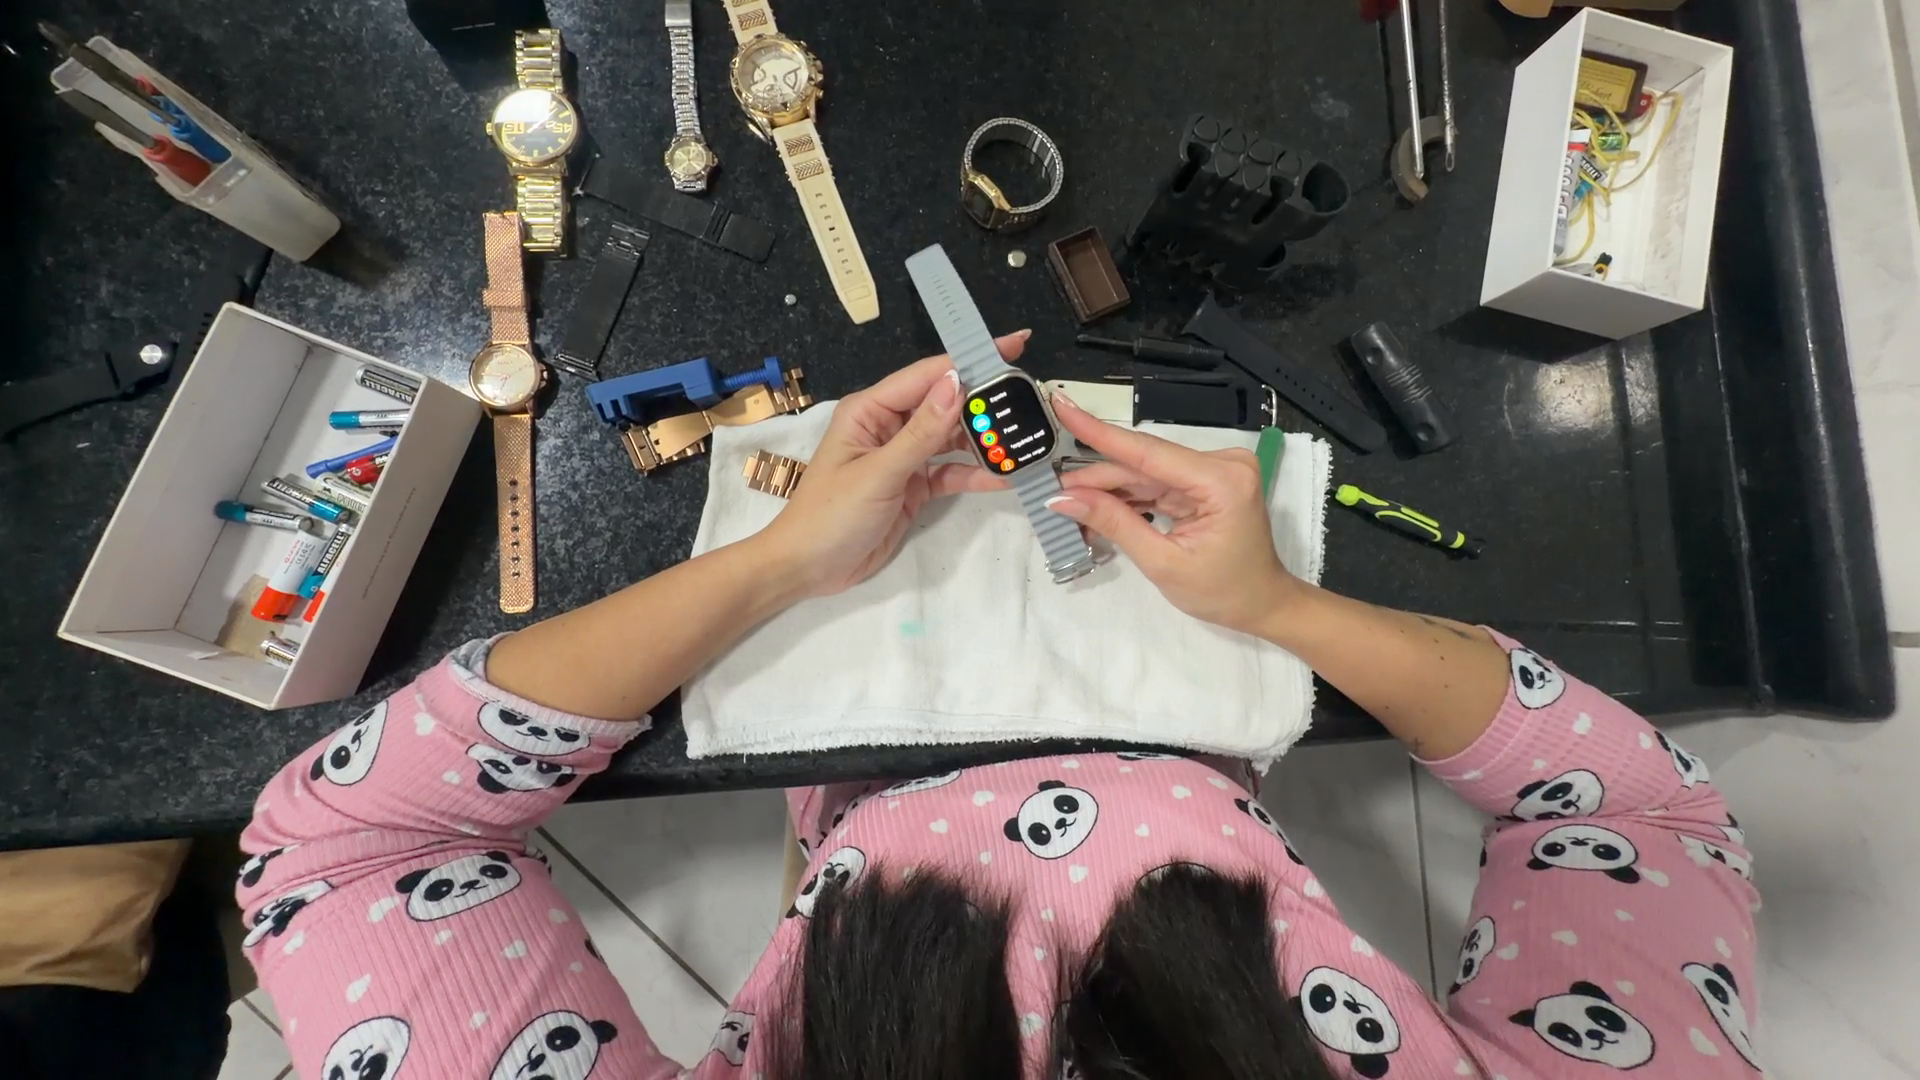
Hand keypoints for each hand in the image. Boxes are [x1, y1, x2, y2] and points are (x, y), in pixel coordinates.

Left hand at [757, 331, 1027, 596]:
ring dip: (984, 441)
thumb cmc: (832, 515)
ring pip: (951, 439)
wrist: (809, 568)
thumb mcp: (878, 473)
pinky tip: (1003, 476)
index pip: (927, 376)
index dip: (969, 360)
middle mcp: (889, 427)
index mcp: (871, 410)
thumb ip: (920, 432)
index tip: (1012, 348)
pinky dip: (974, 475)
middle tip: (1029, 399)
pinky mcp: (913, 487)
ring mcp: (903, 458)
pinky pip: (950, 473)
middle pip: (944, 404)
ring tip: (1024, 438)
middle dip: (984, 402)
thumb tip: (957, 384)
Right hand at [1046, 393, 1300, 635]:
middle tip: (1049, 488)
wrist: (1262, 604)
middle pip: (1140, 464)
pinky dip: (1124, 498)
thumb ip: (1114, 523)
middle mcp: (1219, 464)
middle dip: (1094, 478)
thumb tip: (1063, 499)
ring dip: (1104, 490)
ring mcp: (1211, 471)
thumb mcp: (1162, 563)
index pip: (1146, 451)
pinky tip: (1093, 507)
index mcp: (1220, 480)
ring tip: (1064, 503)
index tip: (1062, 405)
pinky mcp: (1202, 482)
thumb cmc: (1222, 591)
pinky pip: (1153, 484)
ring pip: (1142, 474)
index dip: (1098, 431)